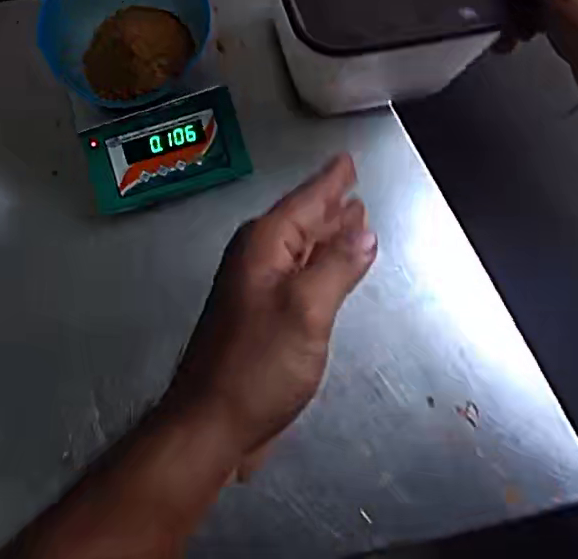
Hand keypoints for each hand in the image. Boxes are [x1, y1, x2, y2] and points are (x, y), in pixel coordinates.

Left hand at [162, 154, 376, 472]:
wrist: (213, 417)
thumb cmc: (258, 363)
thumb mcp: (306, 310)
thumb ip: (337, 267)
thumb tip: (364, 230)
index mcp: (265, 245)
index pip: (304, 201)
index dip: (329, 181)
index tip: (346, 160)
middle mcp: (258, 256)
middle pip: (301, 218)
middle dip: (329, 202)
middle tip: (352, 182)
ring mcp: (258, 284)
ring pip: (300, 244)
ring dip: (326, 229)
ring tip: (351, 213)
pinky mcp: (263, 311)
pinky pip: (298, 270)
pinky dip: (318, 260)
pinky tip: (332, 263)